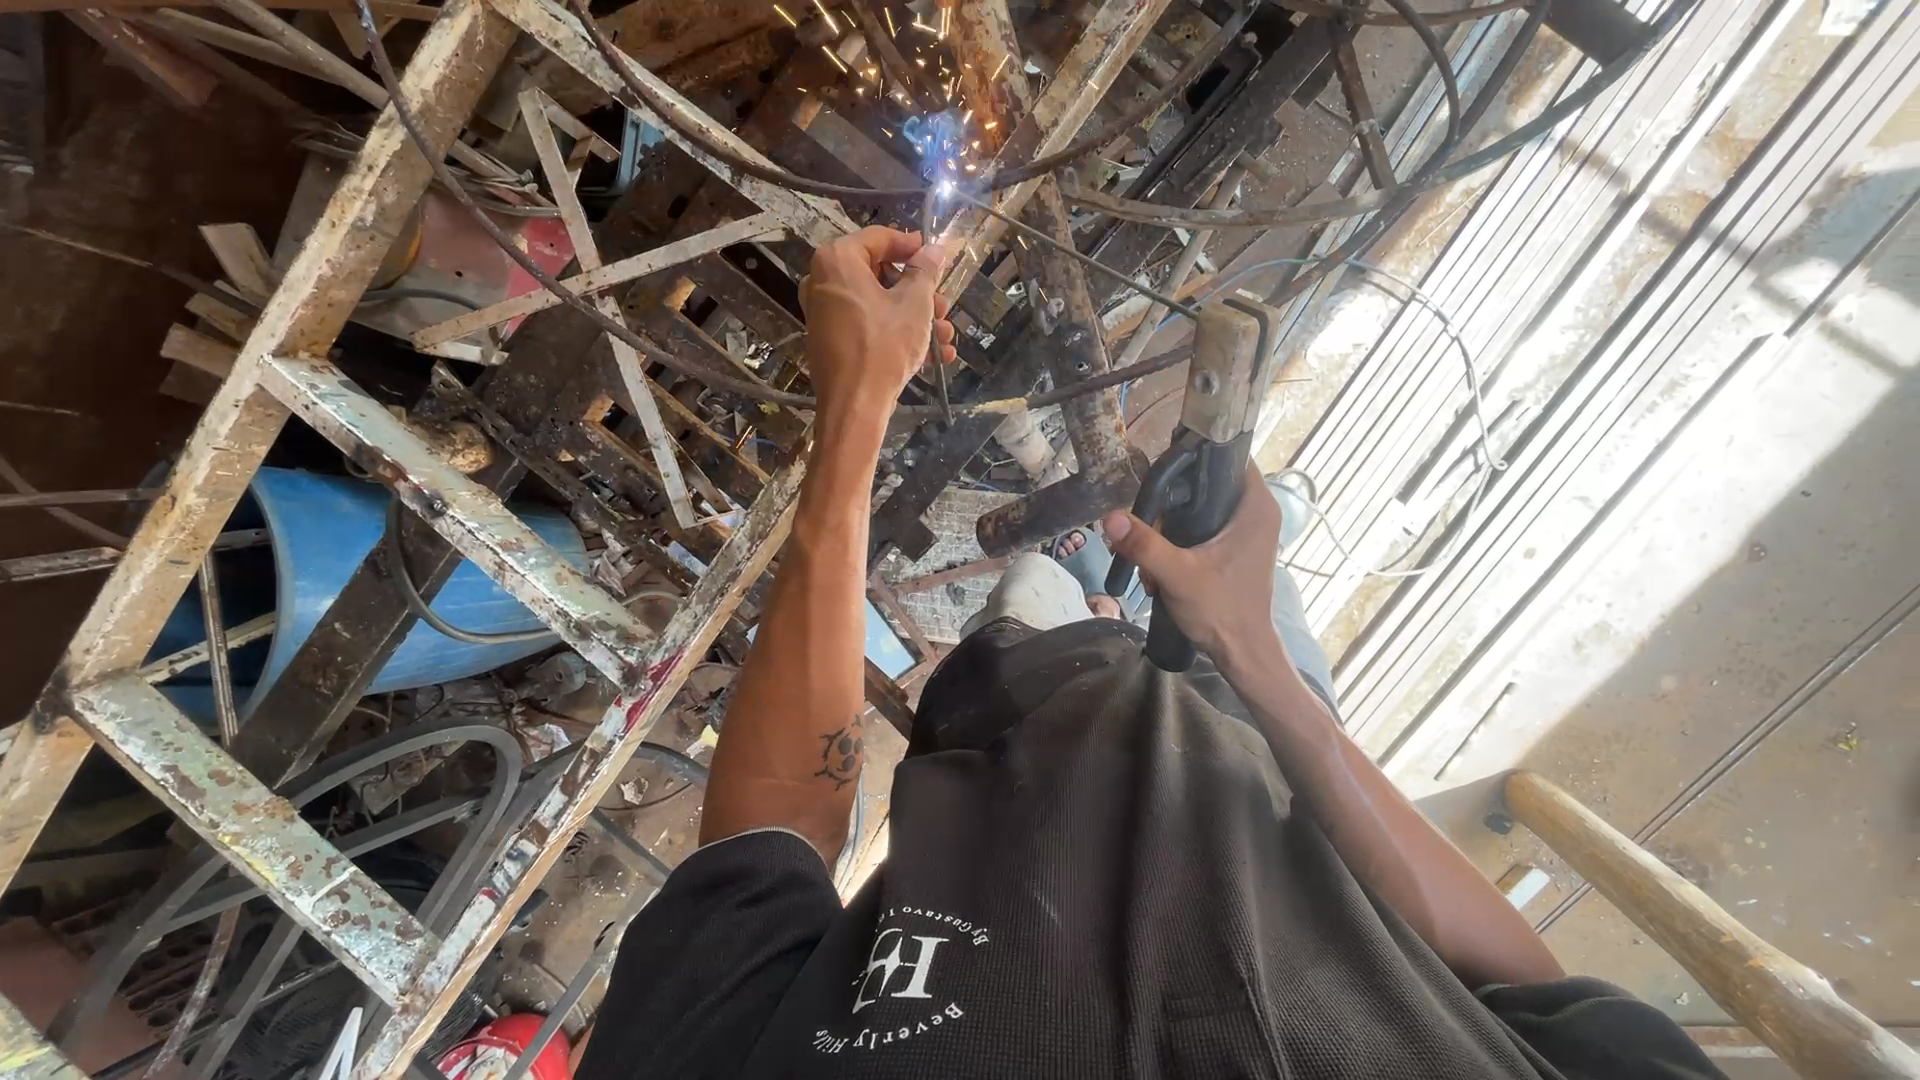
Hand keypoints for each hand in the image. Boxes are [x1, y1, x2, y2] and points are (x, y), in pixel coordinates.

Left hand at [799, 226, 955, 424]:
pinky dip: (898, 336)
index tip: (934, 255)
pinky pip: (870, 327)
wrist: (855, 404)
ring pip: (879, 305)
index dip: (911, 245)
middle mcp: (824, 282)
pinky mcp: (834, 342)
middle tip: (943, 305)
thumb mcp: (914, 304)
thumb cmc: (883, 345)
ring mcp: (827, 314)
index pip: (878, 238)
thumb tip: (934, 250)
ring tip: (946, 336)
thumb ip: (925, 272)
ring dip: (916, 319)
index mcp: (837, 260)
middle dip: (918, 292)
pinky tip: (934, 355)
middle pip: (880, 275)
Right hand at [1101, 466, 1283, 667]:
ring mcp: (1246, 531)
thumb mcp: (1178, 575)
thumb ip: (1145, 545)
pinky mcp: (1234, 549)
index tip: (1162, 469)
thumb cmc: (1222, 611)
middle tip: (1151, 531)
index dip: (1195, 454)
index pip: (1228, 454)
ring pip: (1197, 510)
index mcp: (1255, 506)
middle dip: (1171, 507)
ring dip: (1169, 533)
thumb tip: (1109, 516)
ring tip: (1155, 564)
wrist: (1242, 653)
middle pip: (1204, 484)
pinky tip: (1163, 571)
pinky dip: (1179, 545)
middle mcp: (1256, 511)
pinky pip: (1199, 531)